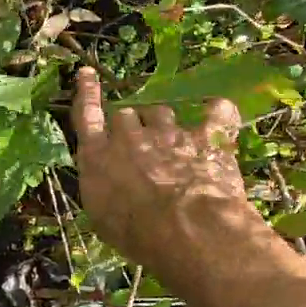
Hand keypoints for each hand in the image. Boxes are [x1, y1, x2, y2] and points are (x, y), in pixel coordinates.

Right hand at [71, 67, 256, 272]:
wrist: (184, 230)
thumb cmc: (133, 232)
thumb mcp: (100, 214)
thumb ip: (100, 186)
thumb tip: (104, 181)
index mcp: (97, 156)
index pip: (86, 115)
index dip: (87, 93)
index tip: (87, 73)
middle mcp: (129, 137)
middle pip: (126, 114)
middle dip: (130, 125)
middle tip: (139, 144)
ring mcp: (168, 134)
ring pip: (162, 112)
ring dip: (164, 122)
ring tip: (173, 140)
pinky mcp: (206, 138)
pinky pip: (215, 113)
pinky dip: (217, 113)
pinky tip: (219, 114)